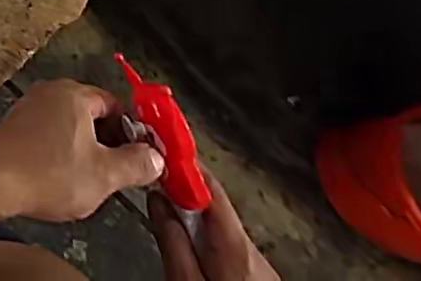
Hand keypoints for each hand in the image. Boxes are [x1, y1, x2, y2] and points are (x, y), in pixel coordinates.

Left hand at [0, 79, 164, 222]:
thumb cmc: (45, 172)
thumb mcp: (103, 175)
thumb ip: (134, 164)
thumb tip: (154, 158)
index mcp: (76, 94)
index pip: (115, 104)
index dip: (131, 130)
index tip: (140, 152)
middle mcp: (54, 91)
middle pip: (93, 111)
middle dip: (108, 140)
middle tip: (117, 170)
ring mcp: (33, 105)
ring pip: (71, 122)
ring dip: (84, 146)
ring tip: (88, 176)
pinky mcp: (18, 122)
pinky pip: (50, 130)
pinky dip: (60, 148)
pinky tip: (60, 174)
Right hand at [148, 173, 279, 280]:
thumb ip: (171, 241)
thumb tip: (157, 198)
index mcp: (237, 246)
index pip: (211, 187)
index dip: (184, 165)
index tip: (161, 152)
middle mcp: (255, 250)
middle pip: (216, 207)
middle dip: (186, 198)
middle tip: (157, 190)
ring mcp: (263, 266)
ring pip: (223, 228)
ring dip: (196, 223)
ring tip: (172, 227)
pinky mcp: (262, 278)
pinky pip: (232, 248)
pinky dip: (210, 243)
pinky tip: (196, 254)